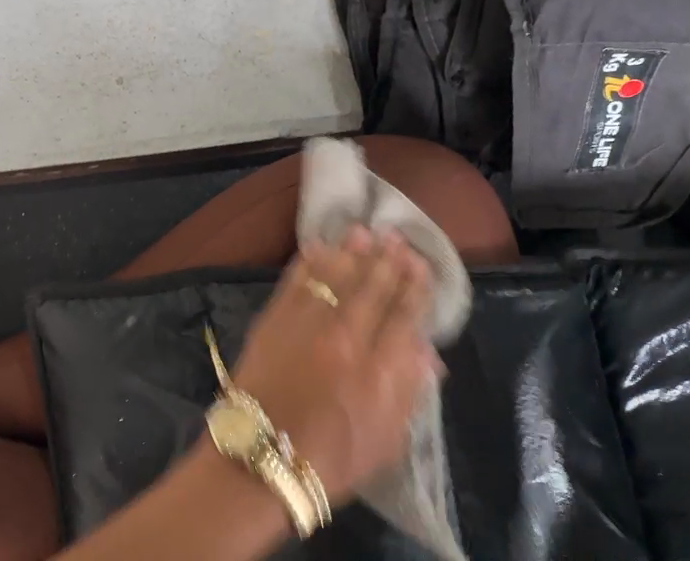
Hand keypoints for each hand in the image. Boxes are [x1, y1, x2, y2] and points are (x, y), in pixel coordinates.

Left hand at [227, 228, 437, 504]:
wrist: (262, 456)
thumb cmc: (331, 459)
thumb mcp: (387, 441)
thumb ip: (409, 393)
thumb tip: (428, 353)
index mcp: (378, 372)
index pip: (404, 318)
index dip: (416, 289)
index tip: (423, 266)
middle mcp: (344, 340)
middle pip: (371, 290)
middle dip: (387, 262)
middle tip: (398, 237)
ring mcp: (304, 325)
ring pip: (333, 278)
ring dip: (350, 253)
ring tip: (364, 231)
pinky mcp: (272, 321)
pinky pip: (294, 282)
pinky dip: (308, 263)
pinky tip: (318, 247)